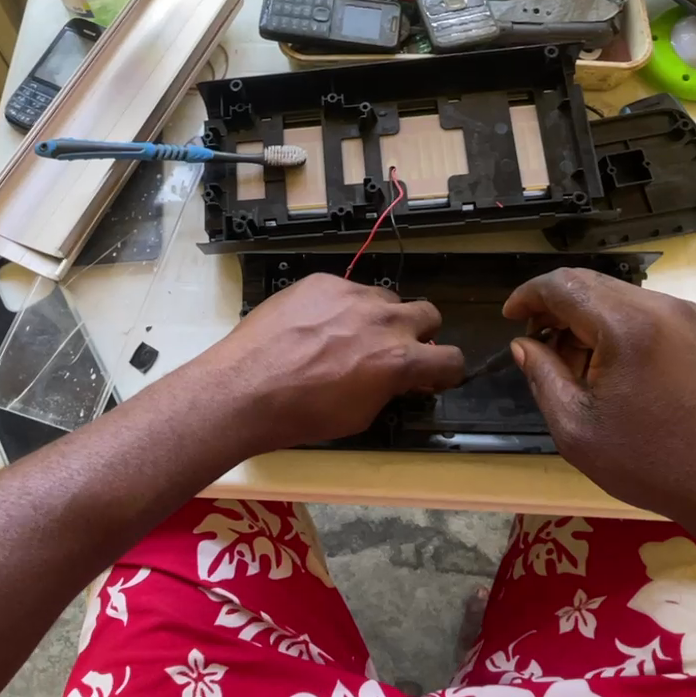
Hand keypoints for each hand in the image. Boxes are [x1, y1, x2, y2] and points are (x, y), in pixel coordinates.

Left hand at [184, 273, 464, 451]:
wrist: (243, 387)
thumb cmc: (302, 414)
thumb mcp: (360, 415)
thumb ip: (390, 389)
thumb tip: (399, 378)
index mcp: (399, 360)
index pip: (452, 359)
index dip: (444, 371)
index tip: (430, 377)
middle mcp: (383, 320)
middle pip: (429, 314)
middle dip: (420, 334)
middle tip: (394, 351)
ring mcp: (351, 294)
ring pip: (385, 298)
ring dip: (378, 318)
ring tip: (345, 337)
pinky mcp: (321, 281)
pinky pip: (346, 290)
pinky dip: (340, 307)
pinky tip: (313, 326)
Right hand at [503, 268, 695, 530]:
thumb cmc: (657, 465)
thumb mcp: (578, 430)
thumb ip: (542, 377)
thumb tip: (524, 345)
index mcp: (628, 325)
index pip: (562, 284)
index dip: (528, 295)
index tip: (510, 317)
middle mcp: (662, 307)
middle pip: (591, 284)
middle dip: (556, 307)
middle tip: (539, 345)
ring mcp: (693, 317)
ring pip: (621, 298)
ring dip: (588, 319)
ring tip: (579, 366)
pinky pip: (651, 314)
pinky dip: (621, 328)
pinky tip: (620, 370)